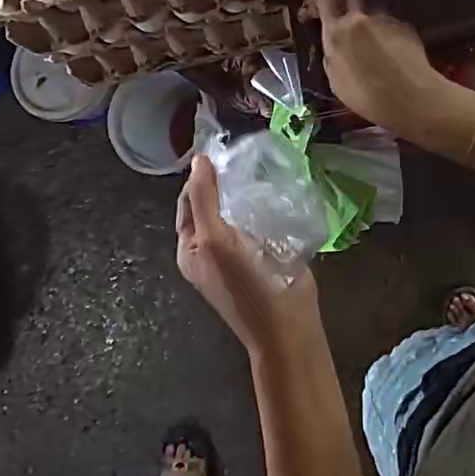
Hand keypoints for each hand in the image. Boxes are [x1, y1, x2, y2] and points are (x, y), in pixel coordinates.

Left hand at [175, 154, 321, 356]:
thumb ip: (204, 199)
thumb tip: (198, 159)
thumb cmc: (244, 284)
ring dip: (249, 192)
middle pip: (214, 204)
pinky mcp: (267, 252)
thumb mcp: (214, 239)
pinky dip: (268, 205)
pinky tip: (280, 190)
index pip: (188, 201)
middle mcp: (212, 249)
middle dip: (226, 182)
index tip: (222, 150)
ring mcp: (240, 251)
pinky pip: (262, 221)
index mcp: (191, 248)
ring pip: (240, 211)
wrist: (286, 324)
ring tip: (264, 167)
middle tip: (246, 156)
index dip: (200, 176)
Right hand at [312, 0, 452, 133]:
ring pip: (374, 14)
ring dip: (372, 25)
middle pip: (352, 0)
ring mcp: (385, 20)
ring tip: (378, 47)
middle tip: (352, 28)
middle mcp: (360, 19)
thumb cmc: (366, 97)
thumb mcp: (336, 83)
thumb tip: (333, 50)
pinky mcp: (405, 26)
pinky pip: (392, 25)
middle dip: (350, 9)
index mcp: (337, 32)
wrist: (410, 98)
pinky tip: (395, 53)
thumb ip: (332, 58)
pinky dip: (391, 34)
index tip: (325, 3)